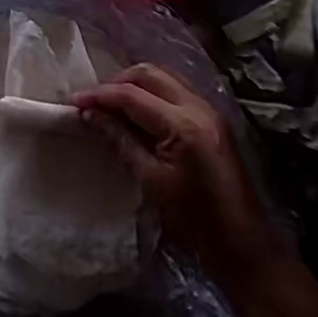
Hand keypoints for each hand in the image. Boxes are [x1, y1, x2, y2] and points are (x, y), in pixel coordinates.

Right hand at [74, 63, 285, 287]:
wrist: (243, 242)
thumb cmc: (194, 220)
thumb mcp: (150, 181)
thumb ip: (120, 140)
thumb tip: (90, 116)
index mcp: (183, 123)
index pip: (132, 95)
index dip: (100, 95)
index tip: (74, 102)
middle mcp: (198, 106)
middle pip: (149, 73)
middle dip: (117, 82)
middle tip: (92, 101)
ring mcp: (208, 109)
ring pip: (163, 77)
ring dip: (134, 85)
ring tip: (109, 105)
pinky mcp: (211, 118)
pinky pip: (175, 91)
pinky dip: (152, 94)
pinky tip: (136, 113)